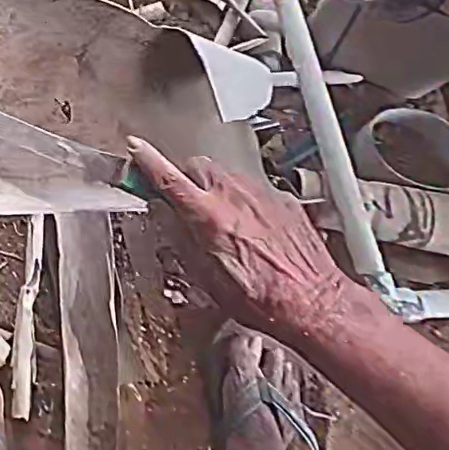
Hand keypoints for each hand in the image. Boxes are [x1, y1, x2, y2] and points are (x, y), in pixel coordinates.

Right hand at [127, 137, 383, 337]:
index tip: (135, 148)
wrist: (313, 301)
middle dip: (185, 179)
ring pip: (226, 175)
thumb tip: (167, 217)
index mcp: (209, 216)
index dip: (147, 161)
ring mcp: (261, 194)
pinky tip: (250, 229)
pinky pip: (252, 189)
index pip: (168, 178)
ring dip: (215, 190)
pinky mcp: (281, 199)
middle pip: (197, 167)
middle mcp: (235, 196)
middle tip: (183, 202)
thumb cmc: (263, 298)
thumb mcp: (206, 276)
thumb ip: (182, 239)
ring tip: (221, 221)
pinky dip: (243, 201)